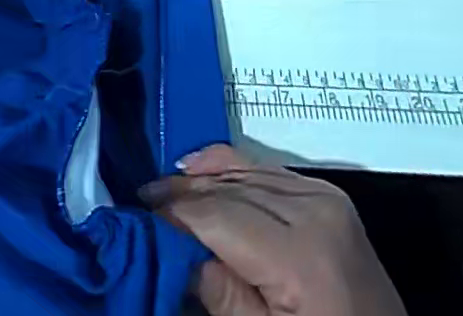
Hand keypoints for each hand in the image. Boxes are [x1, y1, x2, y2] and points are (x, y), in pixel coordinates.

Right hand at [140, 145, 405, 315]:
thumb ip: (219, 292)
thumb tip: (168, 243)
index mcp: (303, 256)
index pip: (217, 217)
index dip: (172, 214)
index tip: (135, 216)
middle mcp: (315, 210)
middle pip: (228, 189)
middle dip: (180, 194)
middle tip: (139, 200)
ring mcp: (324, 197)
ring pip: (242, 172)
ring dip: (200, 179)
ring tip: (161, 189)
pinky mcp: (327, 194)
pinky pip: (264, 170)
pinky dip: (229, 169)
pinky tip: (199, 170)